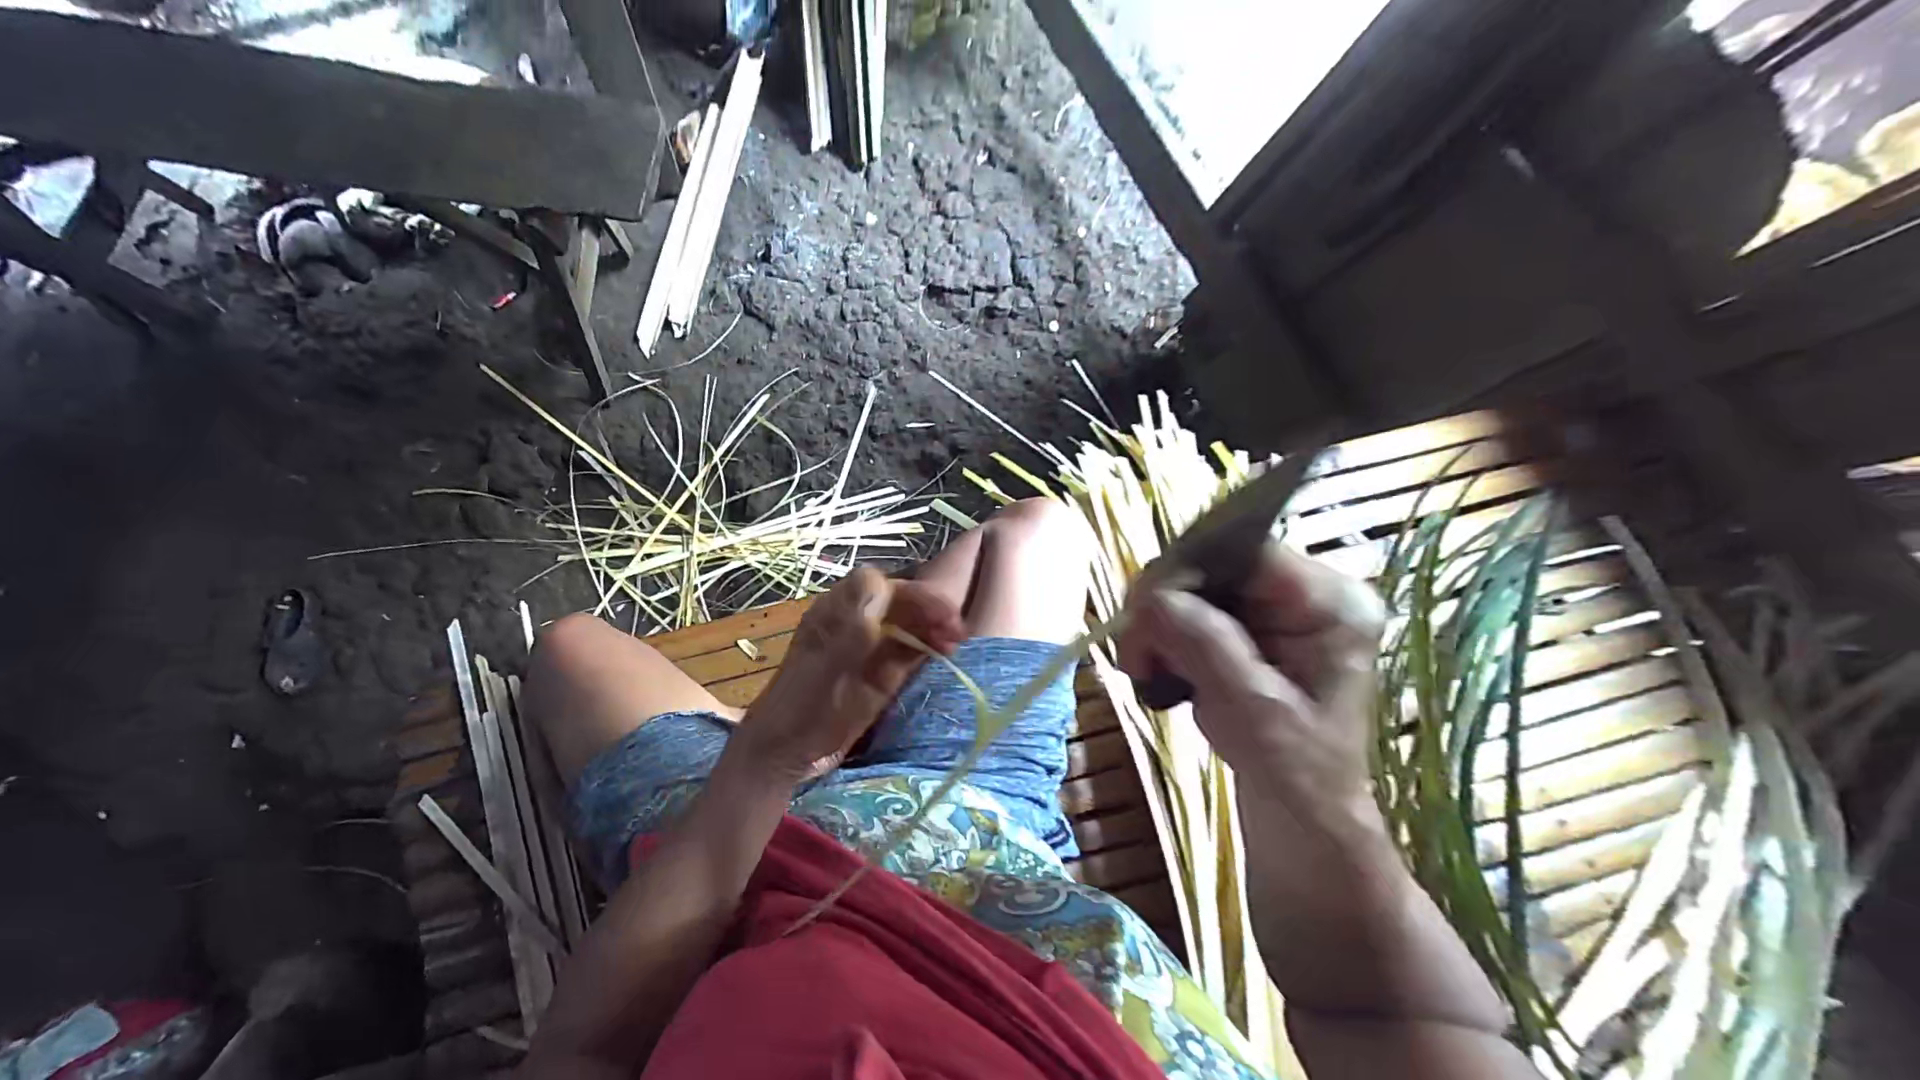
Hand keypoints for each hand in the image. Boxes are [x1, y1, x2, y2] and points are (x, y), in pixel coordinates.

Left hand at [733, 568, 965, 782]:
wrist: (784, 756)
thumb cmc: (797, 711)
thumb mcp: (821, 670)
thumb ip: (849, 630)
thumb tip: (879, 586)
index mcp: (835, 613)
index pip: (879, 585)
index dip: (910, 592)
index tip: (936, 610)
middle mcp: (855, 624)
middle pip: (900, 601)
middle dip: (929, 609)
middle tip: (956, 630)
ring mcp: (870, 649)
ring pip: (910, 625)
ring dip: (934, 627)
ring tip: (956, 643)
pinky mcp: (882, 674)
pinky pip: (911, 652)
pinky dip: (930, 649)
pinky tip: (946, 655)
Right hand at [1118, 542, 1385, 823]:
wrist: (1302, 821)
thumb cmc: (1294, 774)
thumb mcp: (1251, 708)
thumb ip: (1204, 644)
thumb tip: (1151, 595)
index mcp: (1332, 603)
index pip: (1246, 551)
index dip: (1186, 571)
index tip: (1141, 613)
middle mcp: (1306, 593)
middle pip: (1215, 566)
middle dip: (1165, 605)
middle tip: (1135, 655)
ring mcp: (1277, 611)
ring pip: (1195, 588)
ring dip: (1159, 625)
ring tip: (1144, 670)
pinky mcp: (1250, 630)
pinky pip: (1192, 611)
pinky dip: (1165, 637)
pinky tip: (1158, 671)